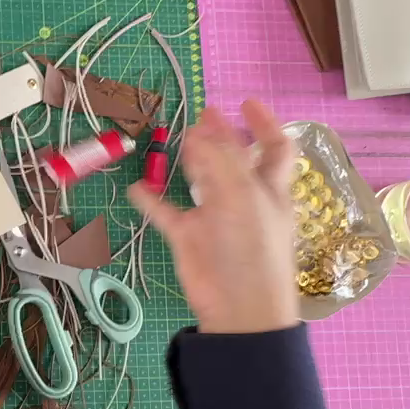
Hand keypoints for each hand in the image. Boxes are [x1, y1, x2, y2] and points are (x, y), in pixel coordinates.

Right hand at [126, 101, 299, 333]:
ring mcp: (214, 217)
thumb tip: (197, 134)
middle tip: (202, 116)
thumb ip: (219, 161)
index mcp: (269, 187)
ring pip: (200, 181)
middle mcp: (244, 197)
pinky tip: (136, 187)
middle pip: (234, 158)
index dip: (263, 122)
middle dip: (221, 136)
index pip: (273, 146)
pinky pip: (165, 212)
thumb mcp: (241, 195)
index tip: (245, 102)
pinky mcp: (187, 236)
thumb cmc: (252, 248)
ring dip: (187, 162)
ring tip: (173, 142)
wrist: (238, 306)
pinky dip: (150, 199)